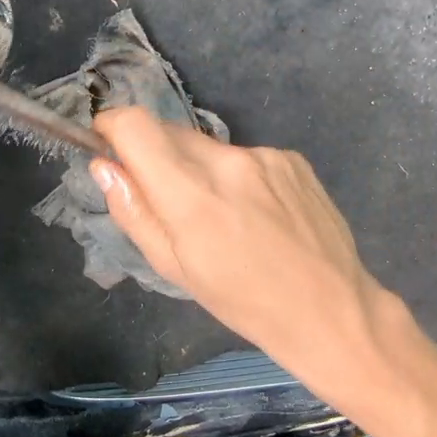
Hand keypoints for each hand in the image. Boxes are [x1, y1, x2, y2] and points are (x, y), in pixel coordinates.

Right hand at [89, 107, 407, 405]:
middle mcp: (226, 162)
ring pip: (207, 147)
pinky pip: (244, 157)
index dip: (112, 126)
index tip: (107, 142)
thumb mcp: (174, 268)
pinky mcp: (291, 158)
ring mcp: (264, 156)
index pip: (136, 126)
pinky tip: (258, 213)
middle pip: (168, 132)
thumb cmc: (243, 302)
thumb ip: (133, 211)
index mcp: (191, 196)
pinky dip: (237, 177)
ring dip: (199, 169)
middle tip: (167, 199)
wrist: (332, 311)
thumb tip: (104, 166)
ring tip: (224, 216)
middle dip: (154, 155)